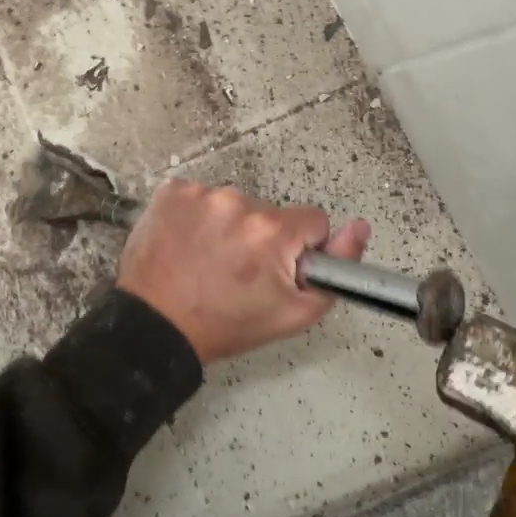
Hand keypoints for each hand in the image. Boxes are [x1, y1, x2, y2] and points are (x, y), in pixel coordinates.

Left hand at [115, 180, 370, 364]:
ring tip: (209, 260)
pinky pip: (199, 198)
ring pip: (232, 205)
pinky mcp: (171, 192)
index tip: (279, 265)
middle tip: (239, 271)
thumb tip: (359, 228)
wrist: (156, 323)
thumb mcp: (294, 312)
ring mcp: (200, 195)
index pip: (311, 219)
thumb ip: (337, 268)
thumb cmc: (221, 323)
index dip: (300, 246)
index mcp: (272, 231)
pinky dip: (196, 217)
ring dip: (226, 226)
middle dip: (261, 237)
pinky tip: (188, 245)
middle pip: (268, 212)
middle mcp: (236, 203)